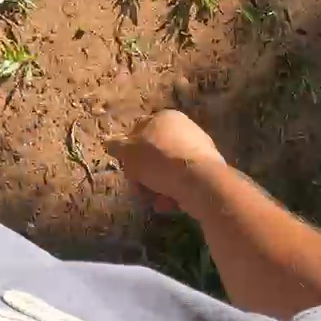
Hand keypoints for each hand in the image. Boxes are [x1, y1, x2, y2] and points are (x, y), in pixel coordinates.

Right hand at [107, 110, 227, 213]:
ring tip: (154, 200)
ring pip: (169, 169)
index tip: (126, 166)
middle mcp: (185, 129)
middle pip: (154, 152)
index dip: (128, 150)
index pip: (138, 130)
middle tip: (138, 186)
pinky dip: (175, 192)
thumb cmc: (160, 160)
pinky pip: (185, 181)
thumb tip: (109, 143)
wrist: (202, 183)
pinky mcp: (211, 172)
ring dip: (158, 185)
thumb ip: (116, 146)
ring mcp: (201, 151)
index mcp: (165, 117)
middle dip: (144, 171)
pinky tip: (169, 203)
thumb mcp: (128, 152)